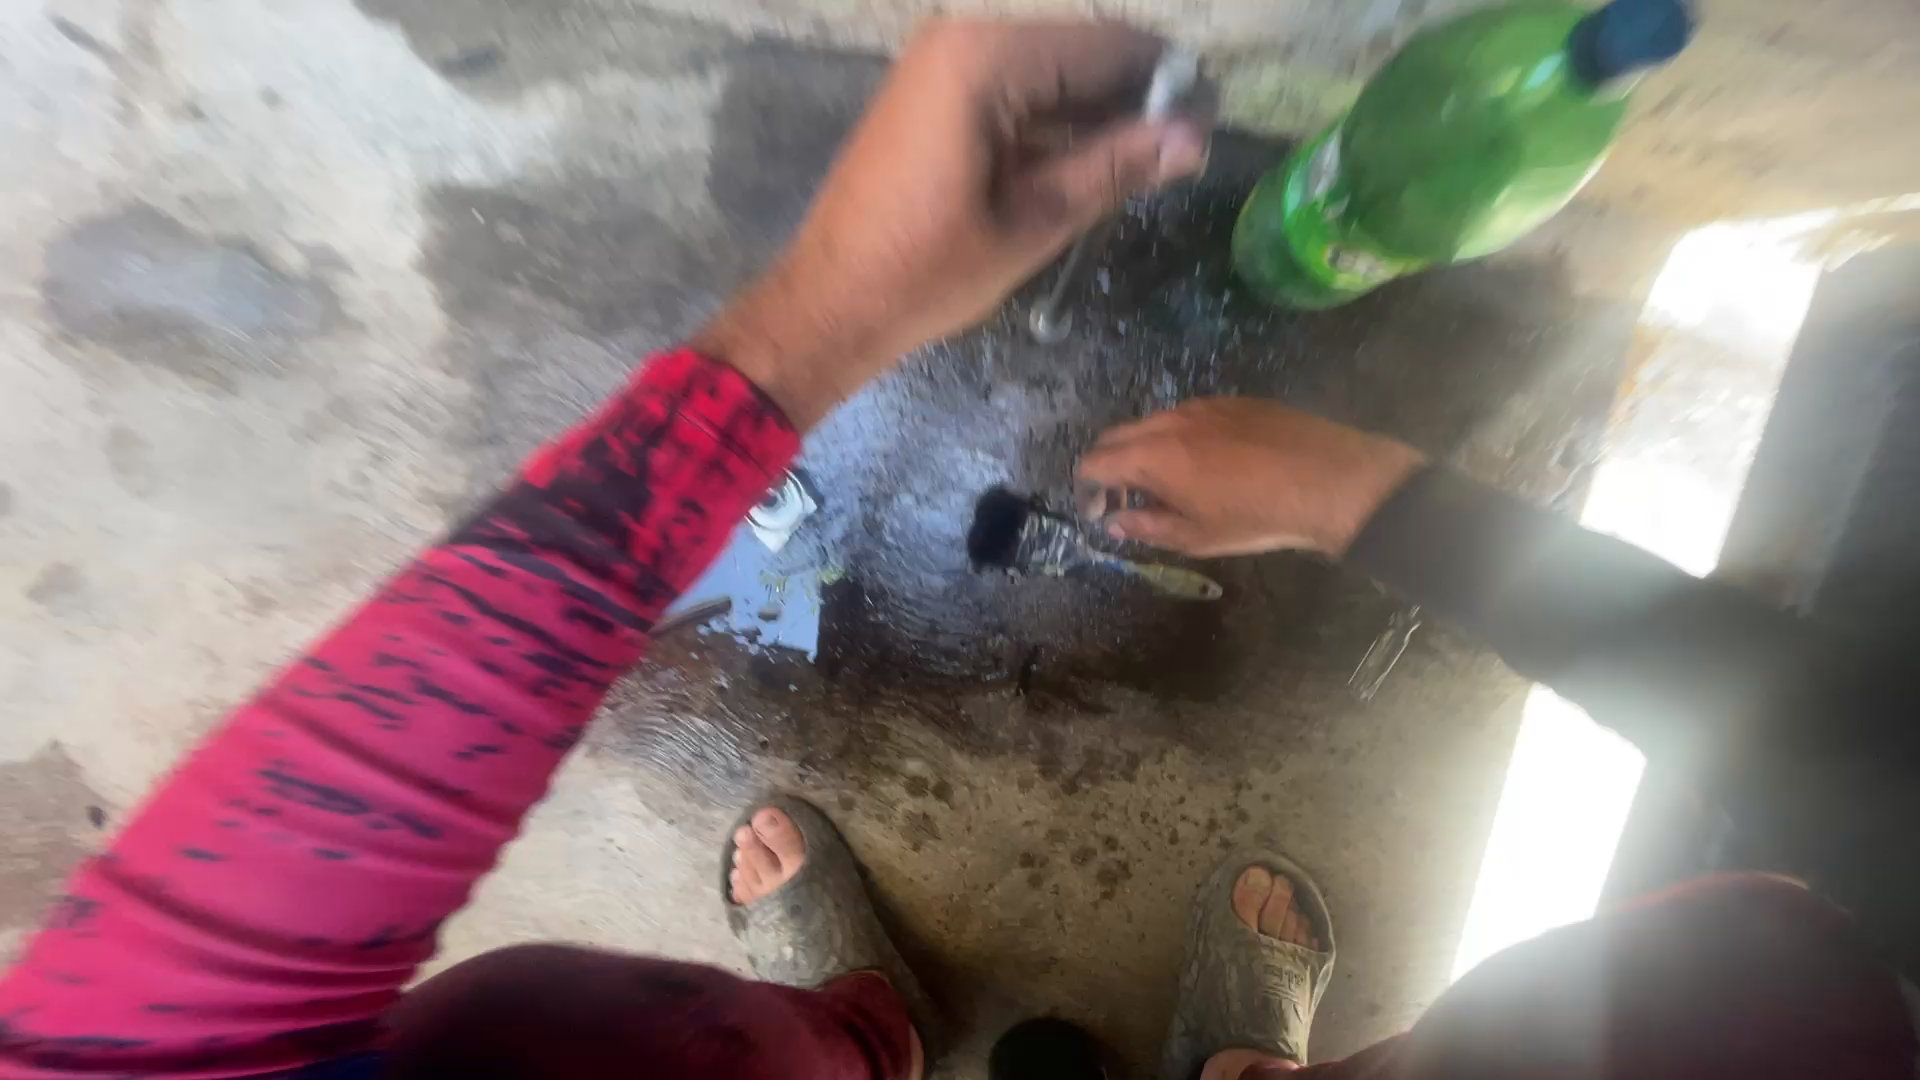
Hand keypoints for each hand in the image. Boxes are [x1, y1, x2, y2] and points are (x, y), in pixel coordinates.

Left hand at [695, 19, 1211, 429]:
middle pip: (1069, 59)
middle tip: (1173, 161)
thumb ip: (1112, 169)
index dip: (1162, 80)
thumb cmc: (927, 274)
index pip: (1102, 45)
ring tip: (1132, 176)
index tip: (1205, 122)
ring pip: (1037, 85)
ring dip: (1084, 126)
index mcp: (984, 59)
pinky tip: (1072, 175)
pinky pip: (1001, 106)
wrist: (831, 306)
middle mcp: (957, 42)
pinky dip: (1040, 136)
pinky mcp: (922, 108)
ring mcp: (933, 73)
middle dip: (1123, 106)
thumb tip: (1193, 138)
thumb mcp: (1031, 223)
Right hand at [1075, 398, 1426, 556]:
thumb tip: (1114, 522)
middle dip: (1108, 467)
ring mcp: (1201, 406)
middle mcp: (1168, 421)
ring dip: (1142, 451)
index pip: (1094, 462)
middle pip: (1115, 436)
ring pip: (1151, 423)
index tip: (1098, 512)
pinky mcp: (1231, 401)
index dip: (1086, 489)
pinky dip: (1176, 438)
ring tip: (1165, 483)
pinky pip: (1187, 416)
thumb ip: (1145, 526)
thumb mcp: (1194, 536)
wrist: (1330, 480)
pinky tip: (1205, 463)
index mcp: (1152, 456)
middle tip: (1123, 499)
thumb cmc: (1255, 516)